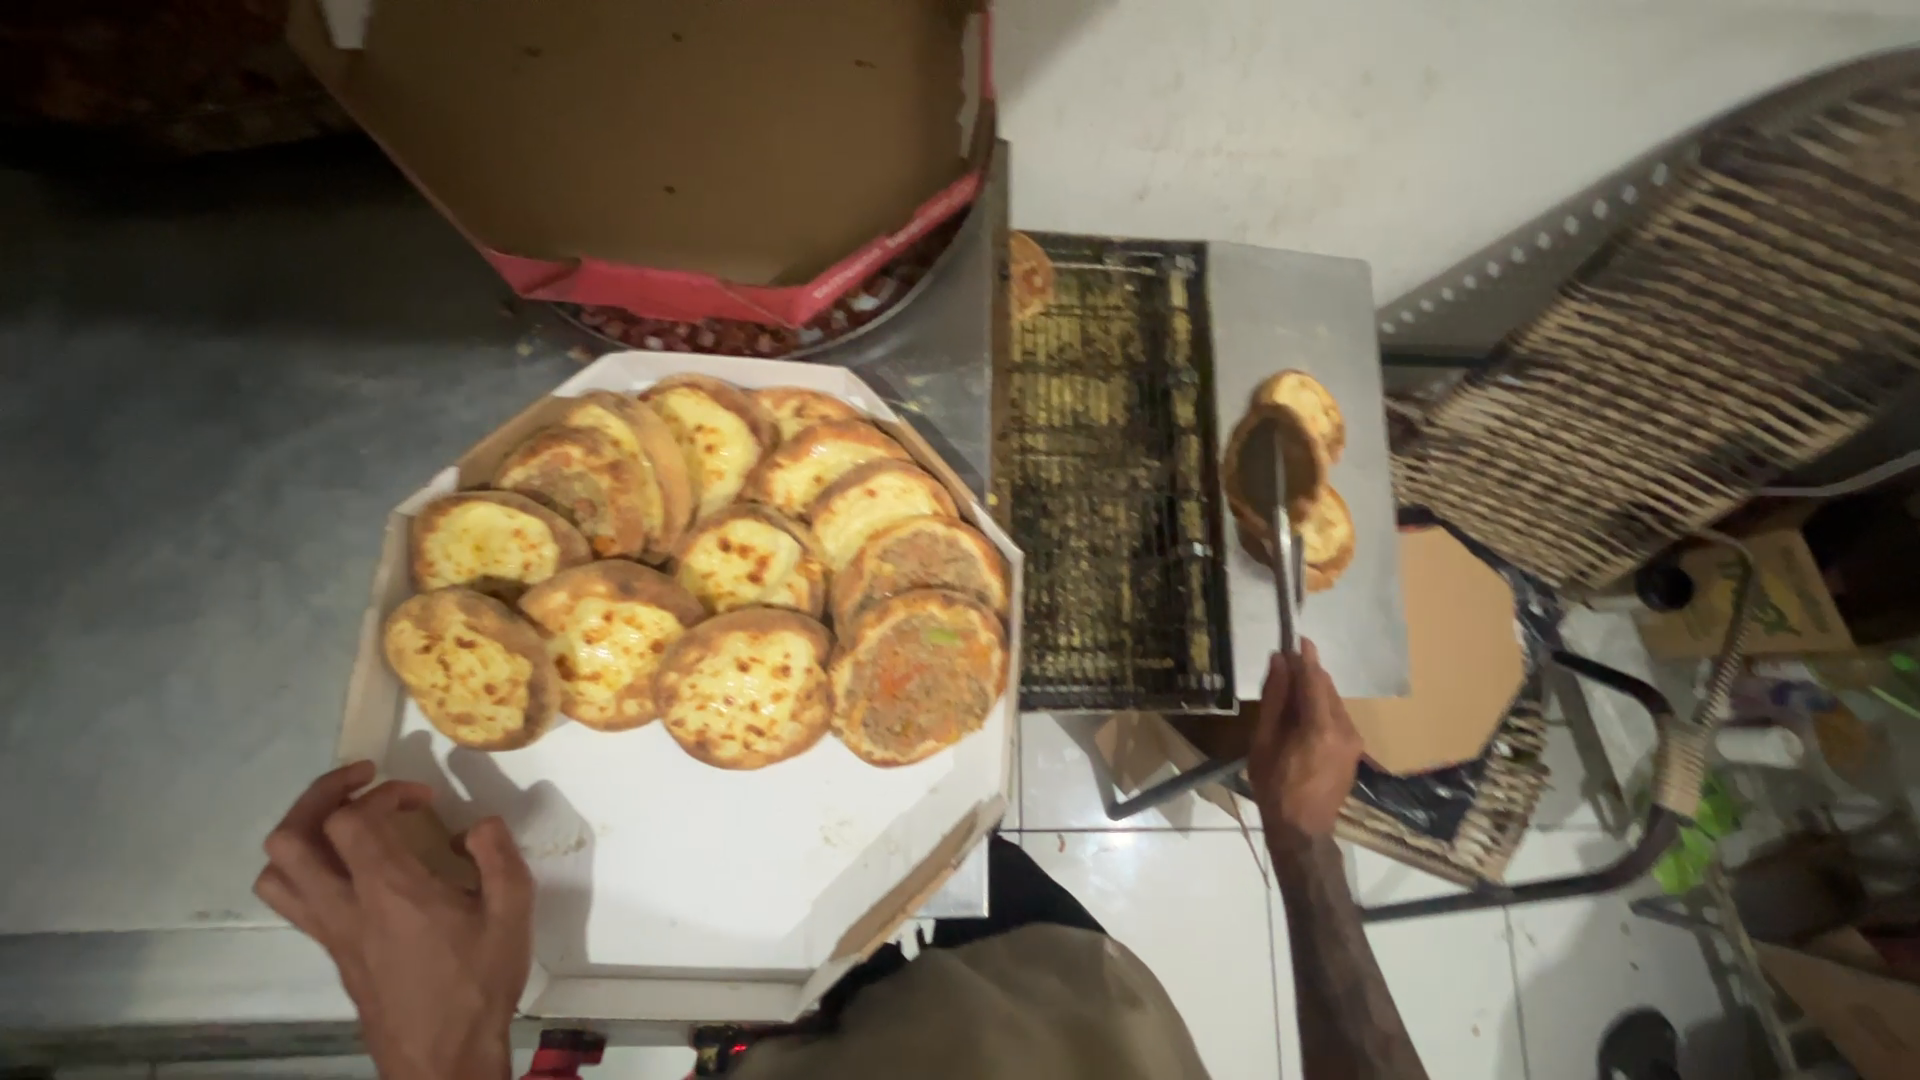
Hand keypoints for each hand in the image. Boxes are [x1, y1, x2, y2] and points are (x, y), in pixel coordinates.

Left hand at [256, 762, 532, 1079]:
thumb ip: (498, 854)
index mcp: (390, 892)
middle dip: (321, 795)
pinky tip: (356, 867)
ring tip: (348, 819)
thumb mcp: (513, 909)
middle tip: (364, 781)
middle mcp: (345, 908)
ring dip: (304, 832)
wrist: (442, 1056)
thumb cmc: (480, 980)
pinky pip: (293, 898)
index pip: (351, 820)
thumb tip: (476, 824)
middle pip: (290, 839)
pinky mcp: (332, 951)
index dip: (383, 792)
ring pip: (276, 872)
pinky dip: (309, 866)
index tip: (424, 798)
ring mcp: (330, 932)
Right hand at [1247, 640, 1362, 835]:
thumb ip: (1275, 698)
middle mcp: (1345, 728)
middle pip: (1326, 687)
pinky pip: (1336, 716)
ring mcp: (1354, 740)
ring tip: (1287, 687)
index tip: (1297, 636)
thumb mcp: (1264, 740)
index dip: (1305, 657)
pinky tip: (1301, 712)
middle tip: (1282, 663)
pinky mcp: (1354, 749)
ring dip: (1312, 689)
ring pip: (1333, 701)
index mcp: (1320, 727)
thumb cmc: (1274, 785)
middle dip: (1306, 673)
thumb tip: (1279, 662)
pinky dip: (1319, 706)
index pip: (1315, 680)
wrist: (1302, 828)